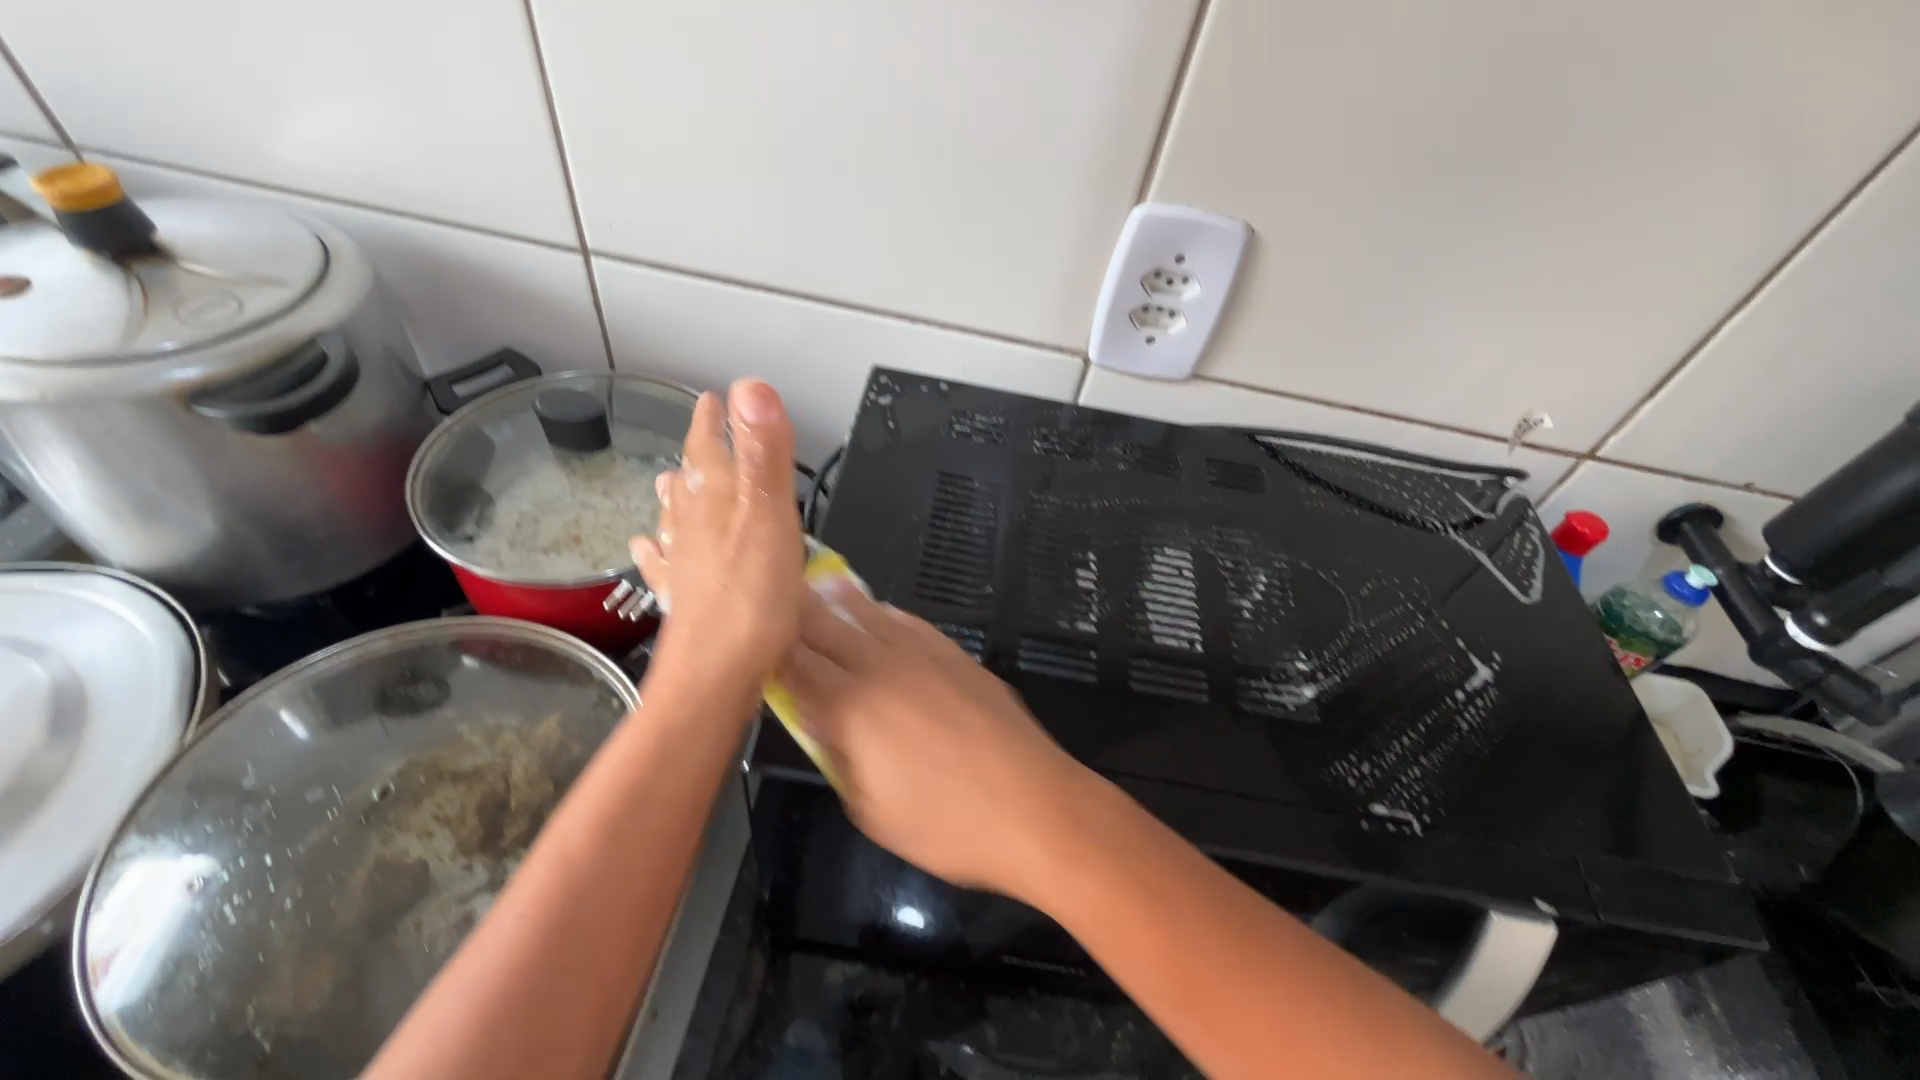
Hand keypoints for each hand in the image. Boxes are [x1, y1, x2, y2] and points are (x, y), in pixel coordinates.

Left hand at [630, 380, 804, 683]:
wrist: (715, 671)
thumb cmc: (752, 595)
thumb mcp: (770, 515)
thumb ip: (763, 451)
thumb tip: (750, 385)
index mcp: (716, 498)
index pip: (707, 445)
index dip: (712, 419)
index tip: (713, 399)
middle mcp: (692, 524)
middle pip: (690, 478)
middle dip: (697, 452)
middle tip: (702, 433)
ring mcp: (683, 562)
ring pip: (675, 518)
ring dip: (676, 495)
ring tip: (670, 481)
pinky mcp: (684, 598)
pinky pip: (665, 564)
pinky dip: (658, 549)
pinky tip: (648, 549)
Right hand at [775, 582, 1092, 897]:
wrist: (1036, 807)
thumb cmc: (948, 825)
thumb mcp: (871, 810)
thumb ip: (837, 758)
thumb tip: (820, 724)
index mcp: (849, 707)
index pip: (793, 668)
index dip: (767, 653)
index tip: (749, 645)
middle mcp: (880, 667)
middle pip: (823, 628)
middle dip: (792, 615)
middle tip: (768, 602)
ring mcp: (922, 655)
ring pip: (866, 614)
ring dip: (834, 601)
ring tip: (813, 584)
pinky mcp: (955, 655)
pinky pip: (908, 622)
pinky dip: (883, 613)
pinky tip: (876, 611)